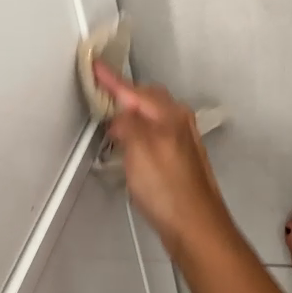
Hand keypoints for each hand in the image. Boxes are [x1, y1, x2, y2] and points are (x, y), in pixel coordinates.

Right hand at [92, 61, 233, 249]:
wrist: (195, 227)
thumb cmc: (168, 191)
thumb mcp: (139, 150)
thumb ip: (127, 124)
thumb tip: (120, 115)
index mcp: (169, 115)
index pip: (134, 90)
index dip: (112, 79)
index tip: (96, 65)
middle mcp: (179, 123)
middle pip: (148, 98)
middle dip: (125, 94)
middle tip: (103, 92)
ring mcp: (182, 142)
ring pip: (154, 115)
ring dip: (133, 114)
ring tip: (113, 118)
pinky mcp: (180, 161)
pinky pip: (156, 133)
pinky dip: (140, 132)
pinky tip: (132, 146)